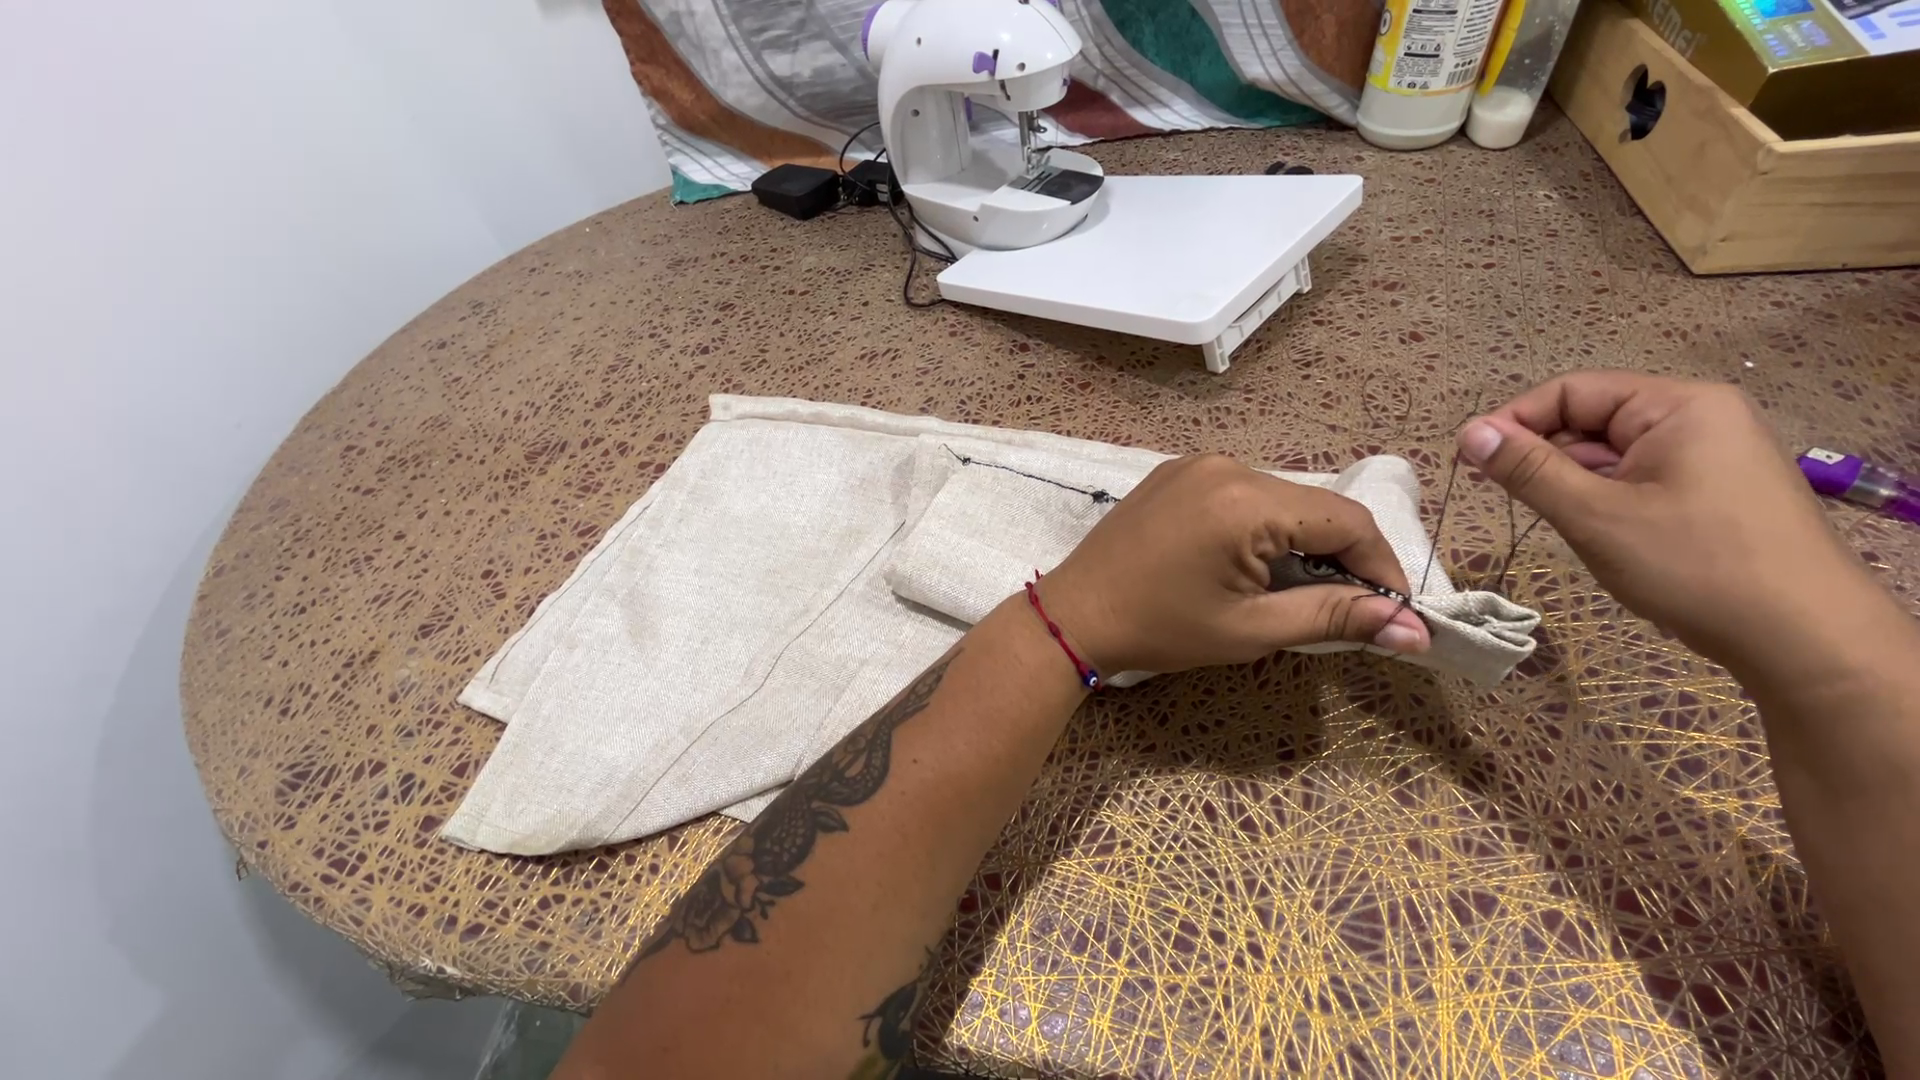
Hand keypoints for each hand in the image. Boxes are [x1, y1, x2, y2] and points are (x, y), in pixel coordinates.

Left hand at [1035, 454, 1430, 675]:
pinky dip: (1261, 525)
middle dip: (1339, 556)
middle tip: (1342, 607)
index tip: (1391, 610)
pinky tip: (1248, 563)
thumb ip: (1334, 617)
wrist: (1076, 614)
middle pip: (1314, 506)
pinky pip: (1241, 493)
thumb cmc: (1161, 628)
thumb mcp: (1252, 629)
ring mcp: (1197, 464)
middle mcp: (1227, 465)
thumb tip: (1413, 629)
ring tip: (1291, 590)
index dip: (1380, 566)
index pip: (1347, 520)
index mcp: (1248, 501)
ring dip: (1299, 540)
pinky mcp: (1176, 472)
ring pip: (1280, 499)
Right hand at [1456, 371, 1880, 675]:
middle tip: (1496, 493)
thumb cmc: (1693, 564)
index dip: (1513, 421)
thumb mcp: (1595, 515)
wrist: (1802, 637)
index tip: (1468, 460)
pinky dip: (1599, 497)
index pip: (1572, 391)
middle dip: (1539, 453)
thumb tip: (1468, 433)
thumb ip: (1527, 469)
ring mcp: (1708, 456)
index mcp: (1677, 406)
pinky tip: (1588, 530)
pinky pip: (1634, 478)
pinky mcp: (1709, 492)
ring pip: (1609, 453)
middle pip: (1590, 419)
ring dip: (1567, 480)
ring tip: (1544, 517)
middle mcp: (1697, 419)